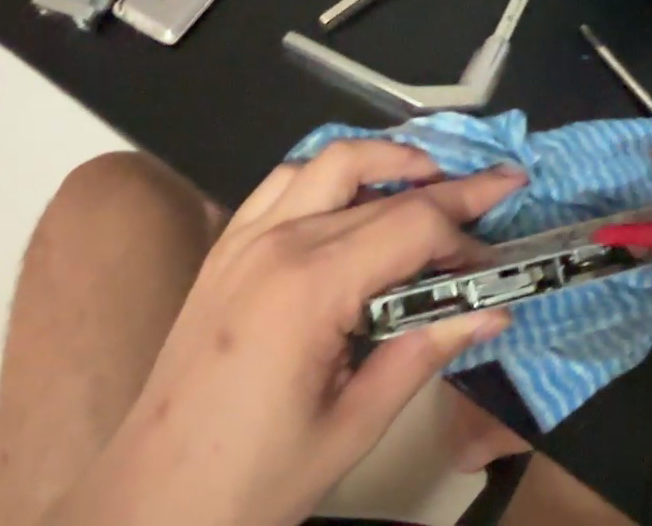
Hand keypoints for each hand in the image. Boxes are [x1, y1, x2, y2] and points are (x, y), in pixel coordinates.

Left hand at [46, 141, 522, 525]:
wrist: (151, 498)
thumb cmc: (254, 478)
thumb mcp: (354, 425)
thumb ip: (423, 354)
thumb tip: (493, 313)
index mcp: (311, 289)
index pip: (412, 225)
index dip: (466, 231)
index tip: (500, 245)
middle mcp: (277, 243)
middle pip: (382, 188)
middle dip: (448, 185)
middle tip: (496, 186)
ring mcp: (245, 237)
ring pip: (329, 161)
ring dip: (387, 161)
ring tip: (431, 180)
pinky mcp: (225, 246)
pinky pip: (284, 182)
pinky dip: (330, 175)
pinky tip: (353, 200)